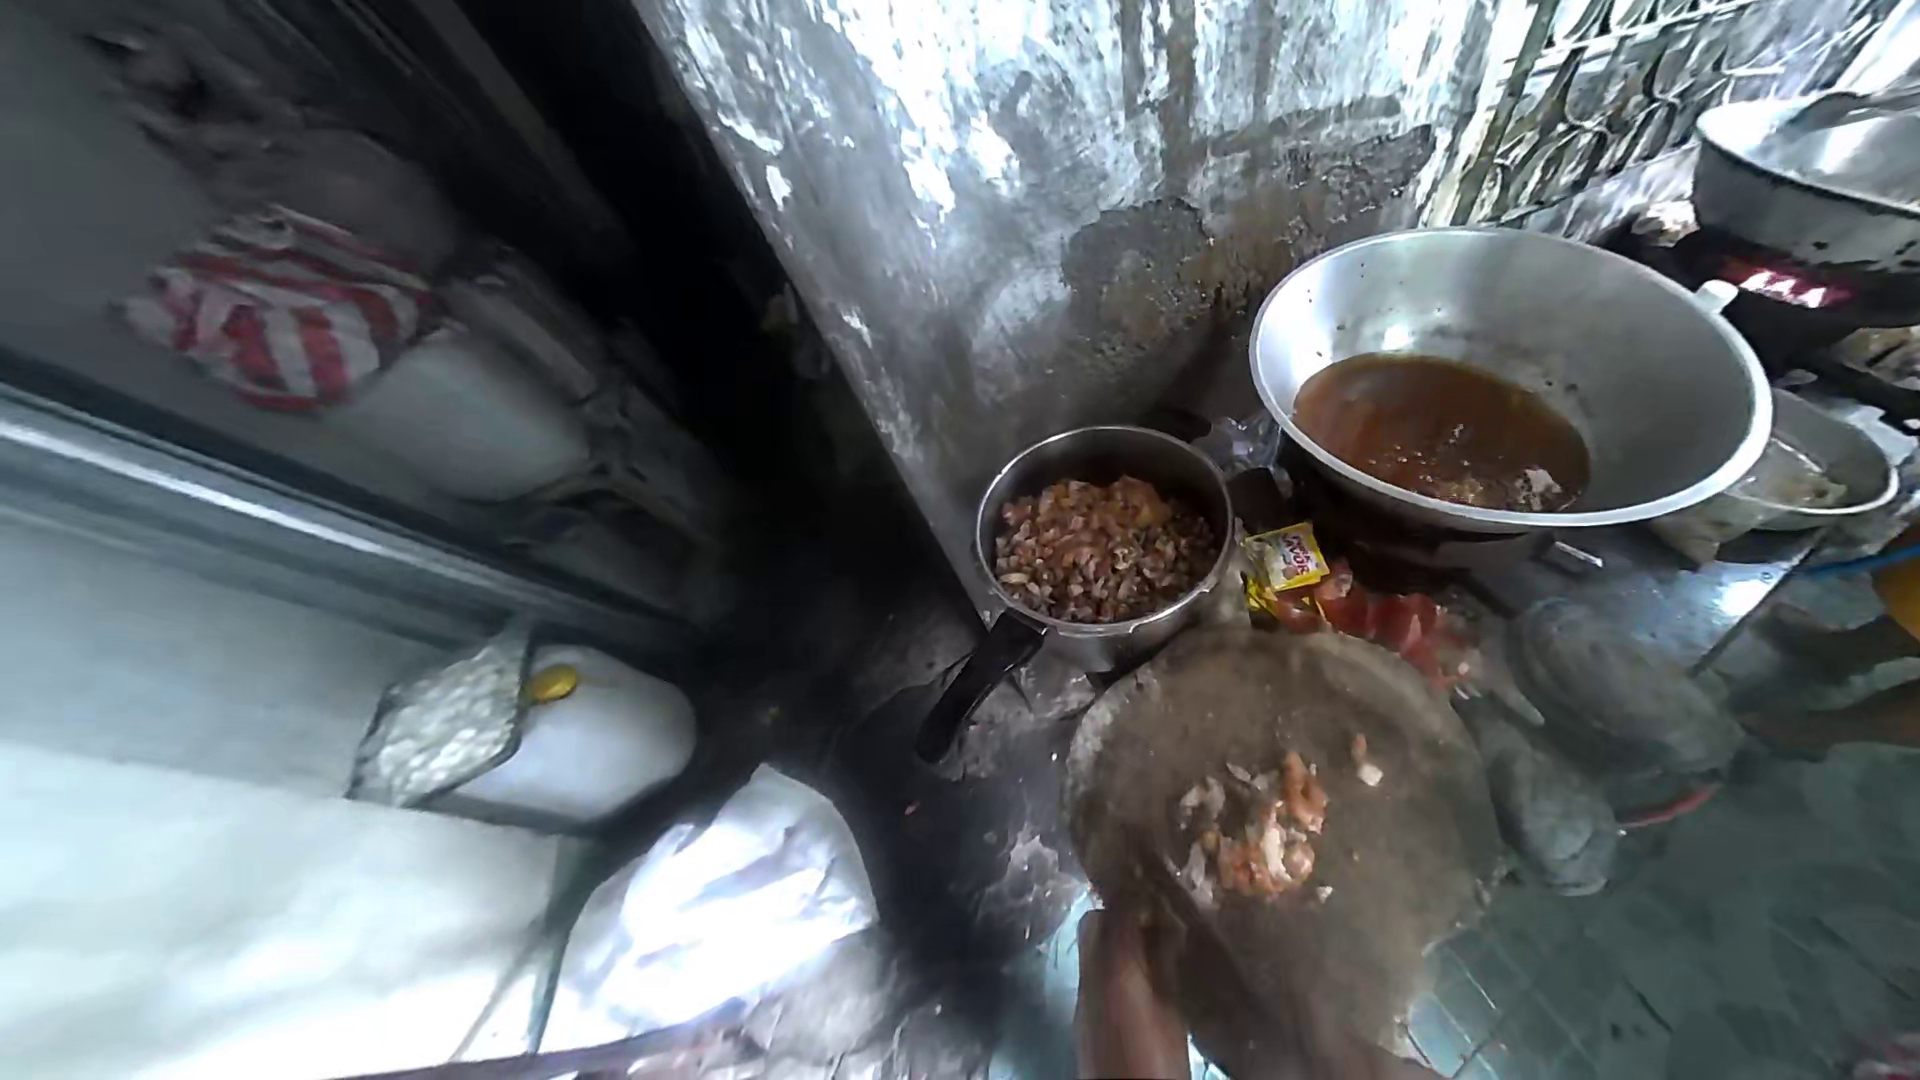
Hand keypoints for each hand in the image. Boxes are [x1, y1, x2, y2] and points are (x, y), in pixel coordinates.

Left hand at [1074, 908, 1189, 1079]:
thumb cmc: (1156, 1062)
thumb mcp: (1171, 1014)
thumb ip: (1165, 965)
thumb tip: (1169, 927)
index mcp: (1115, 966)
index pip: (1118, 912)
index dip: (1137, 897)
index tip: (1158, 894)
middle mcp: (1089, 970)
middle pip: (1095, 922)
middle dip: (1120, 913)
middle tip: (1153, 922)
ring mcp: (1081, 990)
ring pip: (1089, 942)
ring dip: (1113, 935)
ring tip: (1148, 945)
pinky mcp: (1081, 1010)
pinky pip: (1091, 965)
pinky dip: (1109, 959)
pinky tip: (1135, 973)